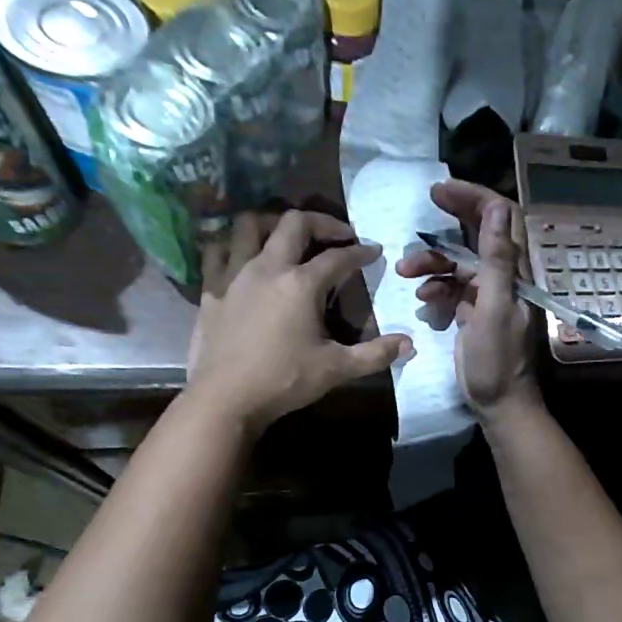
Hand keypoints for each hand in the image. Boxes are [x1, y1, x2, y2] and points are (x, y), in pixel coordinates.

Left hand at [188, 210, 409, 432]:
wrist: (226, 398)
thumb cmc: (284, 381)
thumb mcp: (336, 369)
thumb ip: (375, 354)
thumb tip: (410, 344)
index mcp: (302, 284)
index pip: (338, 258)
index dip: (360, 253)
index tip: (374, 251)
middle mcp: (268, 267)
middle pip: (295, 224)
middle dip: (321, 223)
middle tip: (338, 235)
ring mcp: (234, 274)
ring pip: (250, 225)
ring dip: (273, 223)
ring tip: (287, 236)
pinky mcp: (211, 289)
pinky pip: (217, 251)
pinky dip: (232, 245)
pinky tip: (241, 255)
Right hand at [396, 180, 541, 421]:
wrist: (498, 401)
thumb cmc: (498, 358)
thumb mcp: (494, 307)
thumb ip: (496, 259)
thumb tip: (497, 208)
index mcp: (515, 271)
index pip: (501, 217)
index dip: (474, 198)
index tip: (441, 192)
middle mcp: (503, 276)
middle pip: (478, 234)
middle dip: (451, 219)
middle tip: (423, 210)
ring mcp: (486, 294)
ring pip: (458, 263)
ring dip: (432, 262)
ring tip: (405, 271)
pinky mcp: (472, 312)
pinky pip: (452, 288)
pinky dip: (435, 288)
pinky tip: (423, 299)